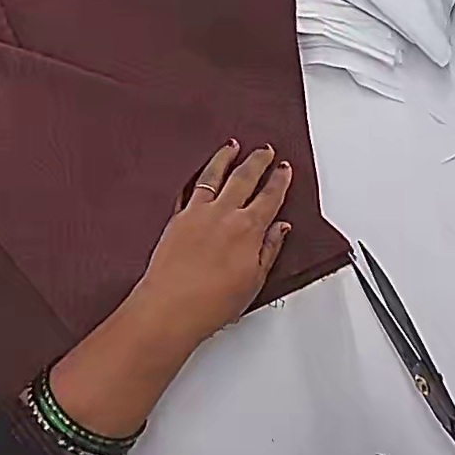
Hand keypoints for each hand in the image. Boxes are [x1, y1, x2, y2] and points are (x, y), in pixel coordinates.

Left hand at [123, 140, 292, 348]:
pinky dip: (196, 177)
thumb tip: (280, 229)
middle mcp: (224, 214)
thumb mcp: (254, 279)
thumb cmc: (211, 302)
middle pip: (244, 177)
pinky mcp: (177, 219)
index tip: (283, 168)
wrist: (170, 307)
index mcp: (248, 229)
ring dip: (225, 158)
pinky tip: (198, 173)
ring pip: (214, 175)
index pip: (270, 196)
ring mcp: (197, 213)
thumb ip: (269, 248)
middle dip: (257, 161)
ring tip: (232, 147)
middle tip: (264, 150)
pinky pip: (189, 190)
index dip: (279, 180)